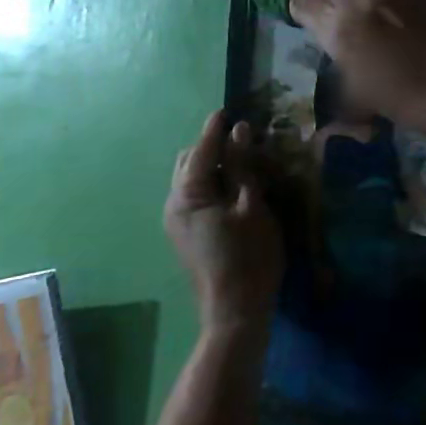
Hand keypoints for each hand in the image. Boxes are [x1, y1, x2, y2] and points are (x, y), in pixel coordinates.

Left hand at [165, 111, 282, 335]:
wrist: (234, 314)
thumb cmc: (249, 258)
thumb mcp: (251, 206)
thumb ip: (243, 166)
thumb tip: (239, 131)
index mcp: (188, 193)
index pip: (202, 150)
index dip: (215, 129)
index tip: (227, 110)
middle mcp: (173, 202)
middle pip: (190, 161)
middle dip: (212, 147)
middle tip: (242, 140)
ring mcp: (176, 221)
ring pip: (191, 179)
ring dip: (212, 166)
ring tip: (241, 162)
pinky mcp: (185, 234)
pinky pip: (194, 196)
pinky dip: (211, 184)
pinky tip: (233, 187)